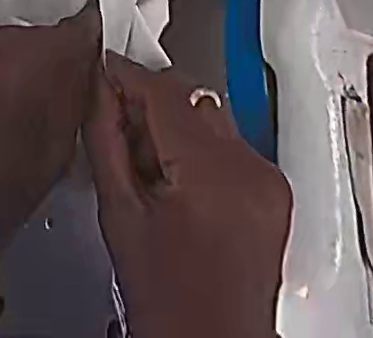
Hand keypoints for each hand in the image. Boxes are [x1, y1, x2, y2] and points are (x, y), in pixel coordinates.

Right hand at [86, 54, 290, 337]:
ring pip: (210, 114)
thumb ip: (105, 139)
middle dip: (150, 102)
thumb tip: (99, 89)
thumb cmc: (169, 305)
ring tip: (150, 163)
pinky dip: (200, 145)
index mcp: (209, 173)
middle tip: (118, 119)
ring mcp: (265, 176)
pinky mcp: (274, 186)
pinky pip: (230, 140)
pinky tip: (178, 179)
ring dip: (175, 122)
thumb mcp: (120, 214)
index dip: (128, 76)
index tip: (106, 67)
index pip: (163, 93)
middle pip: (189, 98)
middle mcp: (248, 167)